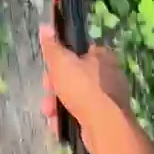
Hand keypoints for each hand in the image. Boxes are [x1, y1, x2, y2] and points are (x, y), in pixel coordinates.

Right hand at [38, 24, 132, 153]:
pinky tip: (58, 126)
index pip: (77, 52)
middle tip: (47, 95)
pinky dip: (68, 119)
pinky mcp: (105, 120)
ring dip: (58, 106)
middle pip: (73, 77)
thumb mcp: (61, 62)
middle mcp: (108, 76)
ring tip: (50, 115)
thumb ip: (51, 46)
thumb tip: (45, 26)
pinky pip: (82, 115)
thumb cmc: (83, 88)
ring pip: (75, 98)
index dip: (59, 61)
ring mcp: (108, 99)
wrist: (105, 128)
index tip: (48, 70)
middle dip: (55, 88)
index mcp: (102, 56)